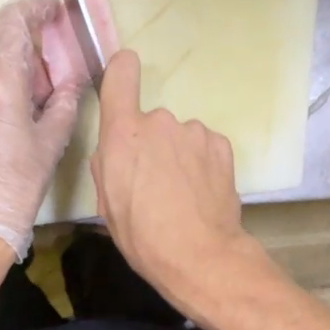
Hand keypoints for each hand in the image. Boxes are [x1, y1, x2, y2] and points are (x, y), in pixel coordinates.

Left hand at [0, 0, 89, 259]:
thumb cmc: (18, 189)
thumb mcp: (51, 144)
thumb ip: (63, 102)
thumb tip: (69, 82)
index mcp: (0, 86)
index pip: (13, 22)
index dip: (35, 8)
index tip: (52, 11)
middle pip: (2, 54)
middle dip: (30, 59)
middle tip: (54, 81)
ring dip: (13, 85)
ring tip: (33, 117)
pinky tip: (9, 136)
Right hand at [90, 50, 252, 310]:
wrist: (199, 255)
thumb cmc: (142, 236)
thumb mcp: (107, 207)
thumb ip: (108, 167)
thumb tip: (116, 152)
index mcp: (123, 134)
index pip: (121, 73)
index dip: (120, 75)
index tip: (122, 88)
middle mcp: (160, 121)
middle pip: (149, 123)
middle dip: (149, 147)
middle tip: (152, 186)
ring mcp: (195, 131)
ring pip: (178, 138)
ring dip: (176, 158)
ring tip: (179, 197)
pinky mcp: (221, 145)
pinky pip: (202, 149)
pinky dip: (199, 166)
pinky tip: (199, 196)